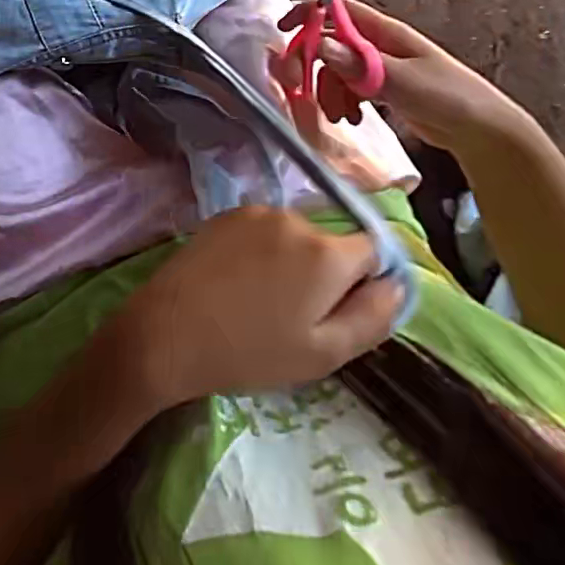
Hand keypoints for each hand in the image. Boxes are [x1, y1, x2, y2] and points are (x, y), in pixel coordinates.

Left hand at [103, 207, 403, 407]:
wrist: (165, 333)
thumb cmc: (248, 352)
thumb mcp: (322, 353)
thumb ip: (373, 317)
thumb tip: (398, 284)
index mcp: (327, 253)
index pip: (375, 248)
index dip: (366, 280)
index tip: (339, 308)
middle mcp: (296, 219)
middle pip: (332, 242)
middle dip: (326, 273)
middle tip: (293, 314)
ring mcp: (257, 211)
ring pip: (297, 236)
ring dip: (292, 261)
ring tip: (258, 300)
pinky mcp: (227, 213)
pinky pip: (264, 230)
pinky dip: (262, 251)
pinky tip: (236, 281)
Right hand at [275, 0, 532, 149]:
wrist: (479, 129)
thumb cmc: (447, 96)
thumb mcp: (401, 80)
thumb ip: (360, 64)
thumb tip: (321, 45)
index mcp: (383, 31)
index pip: (336, 10)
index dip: (308, 14)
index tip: (284, 30)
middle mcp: (377, 44)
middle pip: (328, 43)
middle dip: (311, 64)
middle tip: (300, 88)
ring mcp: (378, 67)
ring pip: (335, 71)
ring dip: (328, 92)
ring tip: (340, 116)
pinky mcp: (380, 88)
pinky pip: (347, 88)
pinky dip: (342, 102)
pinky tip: (352, 119)